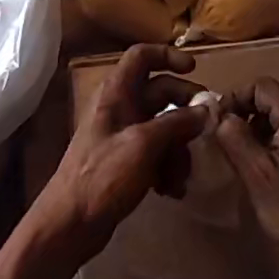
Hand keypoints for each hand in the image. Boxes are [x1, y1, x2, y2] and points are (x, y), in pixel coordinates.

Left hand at [27, 45, 213, 271]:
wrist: (71, 223)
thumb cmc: (103, 176)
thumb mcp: (144, 145)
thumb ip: (176, 123)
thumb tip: (205, 110)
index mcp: (116, 93)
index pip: (141, 56)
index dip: (168, 55)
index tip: (195, 69)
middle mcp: (119, 107)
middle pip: (160, 92)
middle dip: (185, 111)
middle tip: (208, 127)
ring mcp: (122, 134)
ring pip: (163, 126)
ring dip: (178, 149)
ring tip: (182, 177)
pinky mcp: (126, 161)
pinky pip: (156, 152)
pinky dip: (167, 166)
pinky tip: (172, 191)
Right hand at [213, 77, 278, 278]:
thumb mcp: (256, 174)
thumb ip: (233, 137)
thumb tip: (216, 114)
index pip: (259, 86)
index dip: (233, 98)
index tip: (213, 122)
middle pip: (266, 100)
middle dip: (240, 114)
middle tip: (217, 138)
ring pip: (272, 119)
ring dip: (249, 131)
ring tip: (229, 154)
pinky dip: (262, 144)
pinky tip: (250, 167)